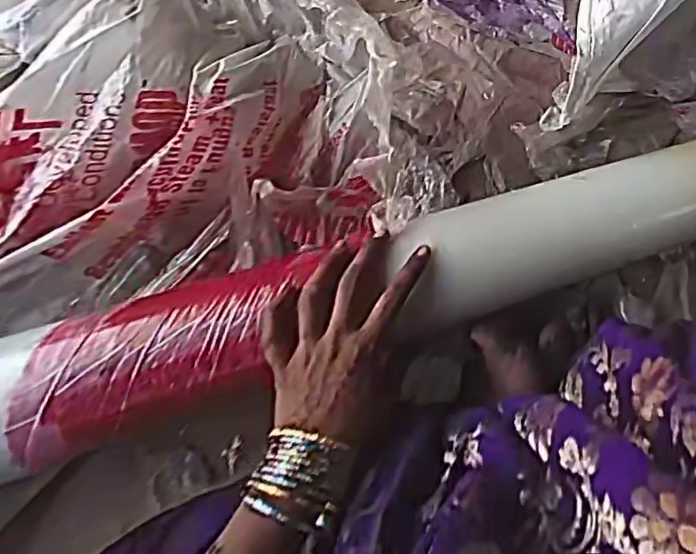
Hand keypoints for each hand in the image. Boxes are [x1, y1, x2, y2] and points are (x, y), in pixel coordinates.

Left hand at [260, 237, 432, 448]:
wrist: (314, 458)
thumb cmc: (359, 425)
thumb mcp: (391, 390)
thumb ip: (402, 358)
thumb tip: (420, 335)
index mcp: (367, 345)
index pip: (394, 298)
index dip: (410, 272)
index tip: (421, 251)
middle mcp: (336, 338)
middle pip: (351, 286)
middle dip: (365, 256)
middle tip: (374, 237)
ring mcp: (306, 347)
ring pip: (313, 297)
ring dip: (326, 267)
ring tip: (338, 248)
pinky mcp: (282, 361)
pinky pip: (274, 330)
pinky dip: (277, 307)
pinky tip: (286, 288)